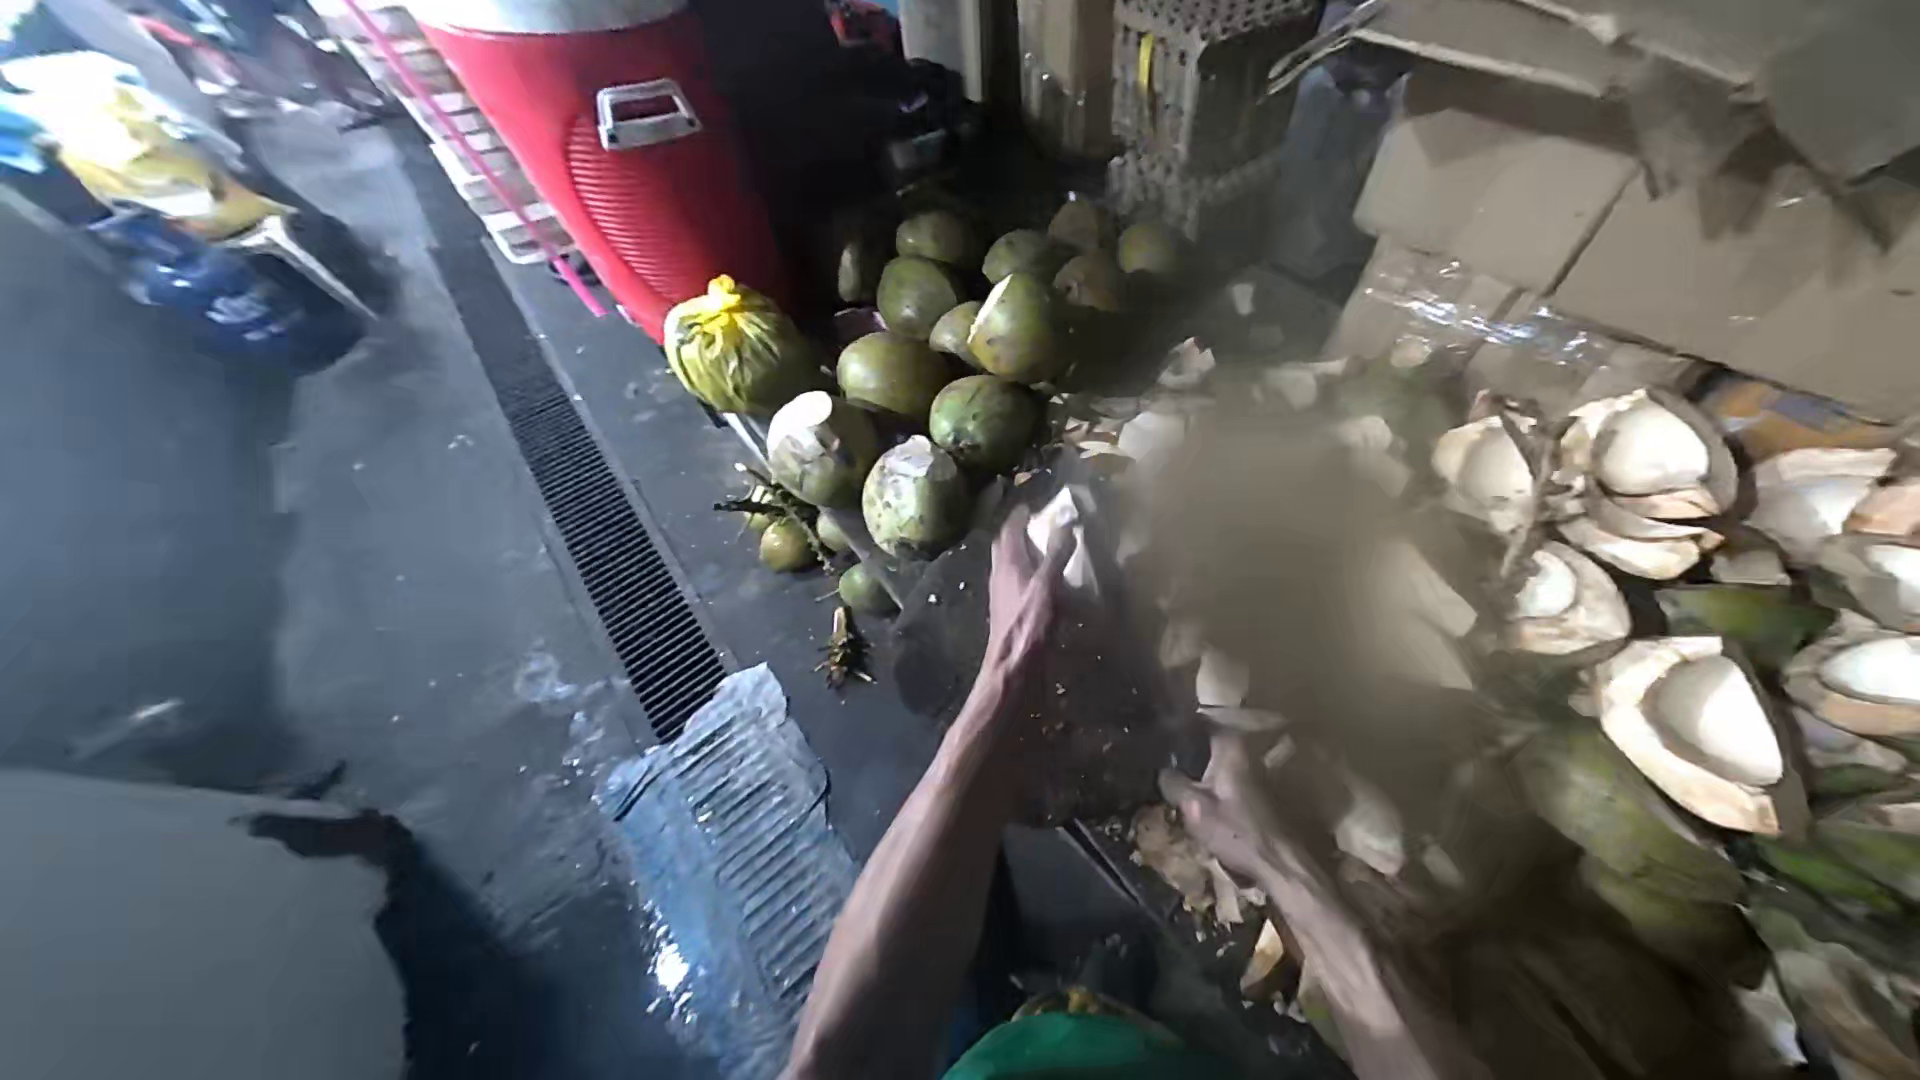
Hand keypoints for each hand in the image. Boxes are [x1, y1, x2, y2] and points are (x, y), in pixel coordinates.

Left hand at [983, 505, 1072, 679]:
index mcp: (1007, 564)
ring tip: (1047, 551)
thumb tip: (1066, 523)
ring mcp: (1003, 596)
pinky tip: (1049, 586)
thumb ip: (1056, 554)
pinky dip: (1032, 577)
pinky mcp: (1011, 613)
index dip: (1019, 515)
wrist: (1013, 668)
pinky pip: (1019, 585)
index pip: (1008, 530)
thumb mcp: (1047, 585)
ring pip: (1011, 566)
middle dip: (1019, 533)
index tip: (1033, 505)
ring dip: (1025, 555)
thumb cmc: (1029, 625)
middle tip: (1039, 525)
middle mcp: (1001, 576)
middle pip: (1006, 547)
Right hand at [1158, 731, 1304, 883]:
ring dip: (1196, 763)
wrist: (1280, 864)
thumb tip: (1161, 770)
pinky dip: (1208, 777)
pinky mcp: (1255, 790)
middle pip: (1207, 738)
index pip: (1198, 719)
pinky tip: (1194, 791)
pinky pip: (1224, 773)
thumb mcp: (1193, 807)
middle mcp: (1245, 750)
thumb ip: (1172, 782)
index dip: (1176, 723)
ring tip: (1172, 772)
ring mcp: (1253, 770)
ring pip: (1215, 757)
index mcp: (1230, 746)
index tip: (1156, 730)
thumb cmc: (1236, 831)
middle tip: (1159, 754)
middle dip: (1184, 745)